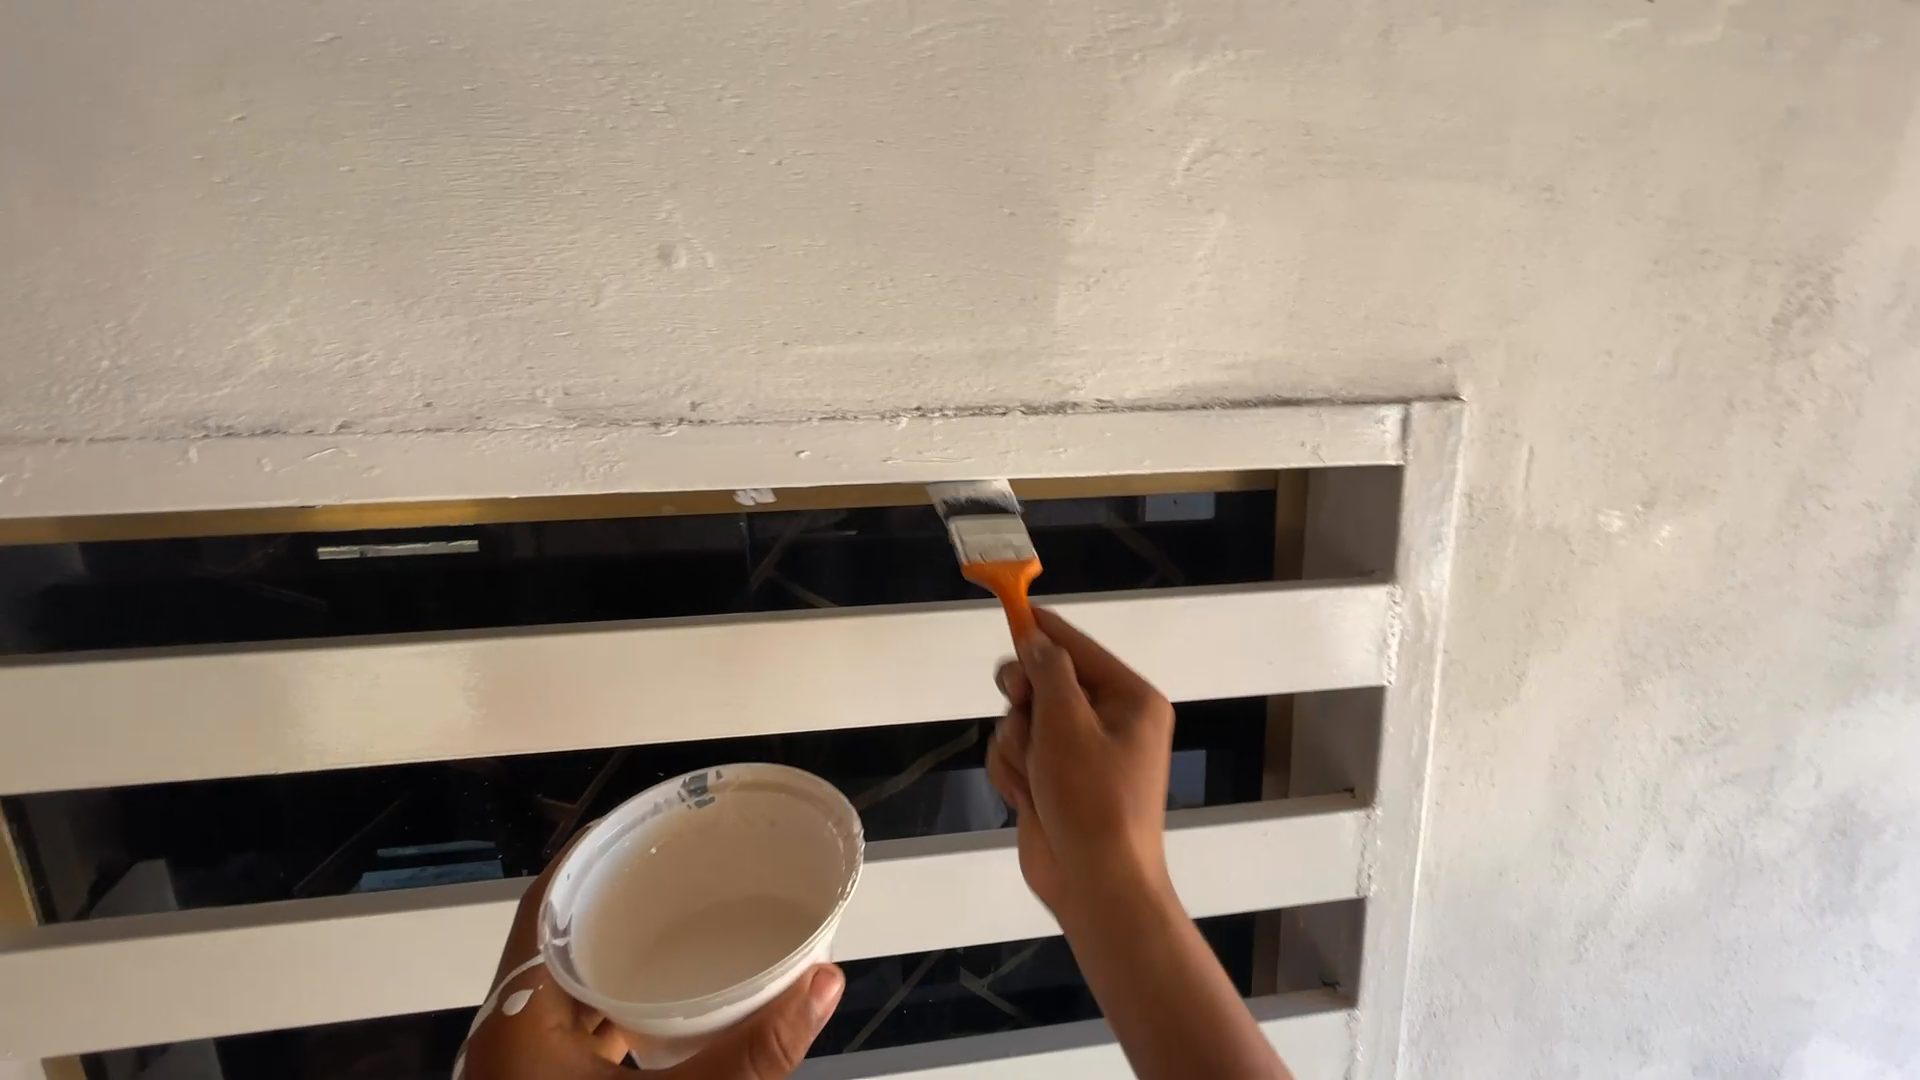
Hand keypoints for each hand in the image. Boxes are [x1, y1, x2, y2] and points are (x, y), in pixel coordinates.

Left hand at [458, 840, 844, 1079]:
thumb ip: (755, 1050)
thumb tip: (827, 977)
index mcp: (517, 1026)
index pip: (546, 903)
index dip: (589, 853)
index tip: (645, 821)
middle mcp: (507, 1043)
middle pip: (558, 940)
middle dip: (617, 899)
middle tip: (683, 865)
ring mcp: (520, 1077)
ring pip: (566, 991)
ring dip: (617, 956)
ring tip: (681, 921)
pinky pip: (576, 1034)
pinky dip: (617, 1010)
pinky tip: (662, 1011)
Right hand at [984, 607, 1177, 922]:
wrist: (1096, 886)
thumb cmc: (1092, 799)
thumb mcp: (1069, 724)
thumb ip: (1049, 672)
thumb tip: (1035, 639)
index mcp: (1128, 700)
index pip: (1078, 647)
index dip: (1043, 630)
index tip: (1013, 608)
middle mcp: (1106, 720)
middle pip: (1043, 681)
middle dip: (1025, 701)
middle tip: (1019, 705)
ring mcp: (1078, 752)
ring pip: (1021, 719)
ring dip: (1018, 746)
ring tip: (1034, 777)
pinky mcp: (1053, 779)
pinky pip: (1016, 752)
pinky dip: (1013, 772)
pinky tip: (1027, 797)